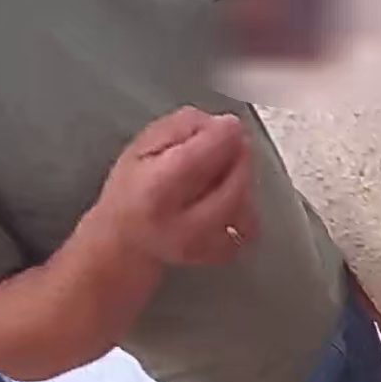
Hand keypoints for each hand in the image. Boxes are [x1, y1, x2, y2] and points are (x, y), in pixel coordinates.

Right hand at [89, 107, 258, 266]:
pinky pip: (248, 229)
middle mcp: (183, 226)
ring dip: (246, 184)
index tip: (231, 124)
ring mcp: (205, 247)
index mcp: (156, 192)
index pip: (197, 162)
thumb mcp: (143, 146)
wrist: (132, 240)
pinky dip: (247, 207)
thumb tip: (219, 125)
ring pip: (245, 211)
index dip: (221, 139)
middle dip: (241, 160)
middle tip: (239, 142)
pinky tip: (232, 196)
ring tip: (232, 169)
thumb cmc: (134, 189)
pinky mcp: (220, 257)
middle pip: (231, 191)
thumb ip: (181, 128)